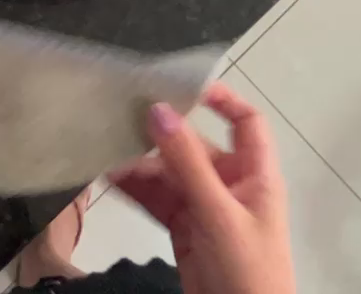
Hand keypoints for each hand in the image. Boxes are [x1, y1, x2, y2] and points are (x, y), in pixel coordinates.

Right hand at [107, 82, 294, 293]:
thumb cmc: (248, 275)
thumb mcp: (218, 215)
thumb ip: (187, 162)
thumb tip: (158, 108)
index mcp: (254, 176)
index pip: (245, 122)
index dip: (221, 98)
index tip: (180, 85)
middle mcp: (230, 185)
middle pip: (193, 145)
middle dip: (158, 136)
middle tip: (120, 120)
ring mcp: (205, 207)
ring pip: (168, 171)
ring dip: (139, 164)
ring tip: (105, 154)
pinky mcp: (183, 228)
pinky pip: (156, 197)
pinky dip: (134, 187)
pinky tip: (108, 177)